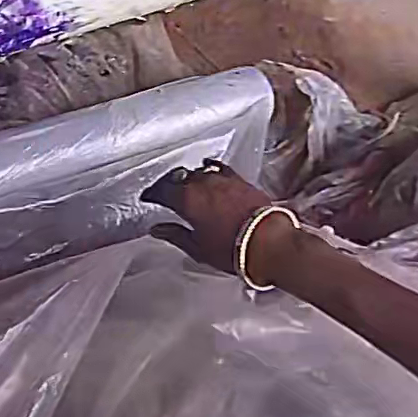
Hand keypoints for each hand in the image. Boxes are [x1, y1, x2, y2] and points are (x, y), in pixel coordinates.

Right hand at [141, 161, 301, 284]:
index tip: (149, 198)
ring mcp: (222, 179)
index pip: (161, 191)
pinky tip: (208, 169)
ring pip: (197, 171)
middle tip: (164, 192)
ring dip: (188, 177)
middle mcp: (202, 183)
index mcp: (186, 199)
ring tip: (185, 184)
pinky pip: (219, 168)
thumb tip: (157, 229)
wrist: (268, 242)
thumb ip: (175, 234)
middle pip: (178, 177)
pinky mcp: (239, 180)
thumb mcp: (197, 247)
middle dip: (168, 184)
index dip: (152, 194)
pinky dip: (210, 169)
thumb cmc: (232, 248)